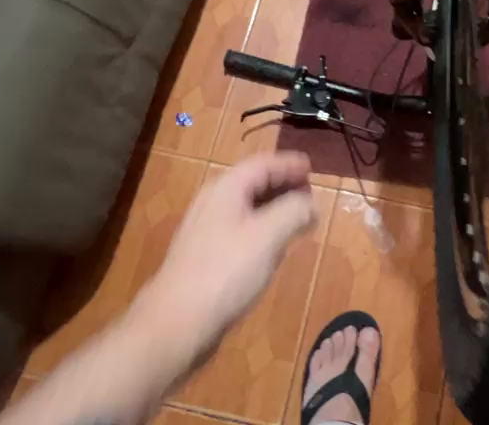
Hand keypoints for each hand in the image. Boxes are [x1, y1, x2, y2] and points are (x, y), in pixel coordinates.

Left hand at [142, 151, 319, 359]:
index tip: (312, 167)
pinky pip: (240, 232)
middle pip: (253, 183)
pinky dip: (261, 231)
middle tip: (310, 194)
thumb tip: (310, 204)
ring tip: (297, 220)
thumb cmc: (226, 271)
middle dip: (283, 186)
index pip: (263, 164)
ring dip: (274, 210)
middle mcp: (213, 204)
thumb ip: (294, 211)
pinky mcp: (204, 258)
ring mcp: (206, 232)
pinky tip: (272, 250)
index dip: (289, 164)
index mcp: (226, 189)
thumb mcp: (269, 235)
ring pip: (247, 209)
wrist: (176, 324)